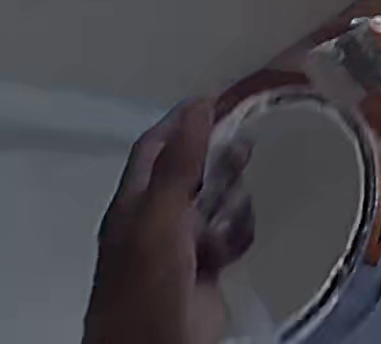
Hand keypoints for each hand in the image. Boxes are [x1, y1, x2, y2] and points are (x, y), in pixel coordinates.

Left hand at [83, 101, 253, 343]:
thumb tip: (199, 103)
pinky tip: (231, 250)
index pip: (156, 146)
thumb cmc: (148, 282)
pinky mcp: (209, 262)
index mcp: (135, 202)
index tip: (219, 98)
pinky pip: (233, 227)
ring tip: (226, 224)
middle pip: (195, 167)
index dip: (182, 120)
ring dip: (230, 203)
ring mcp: (183, 240)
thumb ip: (181, 161)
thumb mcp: (161, 217)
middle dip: (220, 160)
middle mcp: (157, 216)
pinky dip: (237, 231)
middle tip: (245, 150)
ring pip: (220, 196)